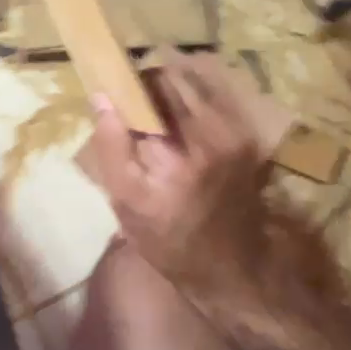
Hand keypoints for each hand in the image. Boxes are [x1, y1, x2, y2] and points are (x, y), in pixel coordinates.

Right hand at [88, 54, 327, 316]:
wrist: (232, 272)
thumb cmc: (171, 241)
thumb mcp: (127, 201)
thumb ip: (112, 146)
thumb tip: (101, 97)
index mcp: (188, 143)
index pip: (156, 83)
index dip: (131, 81)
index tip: (113, 89)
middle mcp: (220, 128)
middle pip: (180, 78)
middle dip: (151, 84)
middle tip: (130, 103)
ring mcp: (240, 131)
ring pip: (199, 85)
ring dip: (172, 91)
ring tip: (151, 114)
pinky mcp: (249, 138)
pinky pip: (215, 101)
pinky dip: (192, 102)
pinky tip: (176, 124)